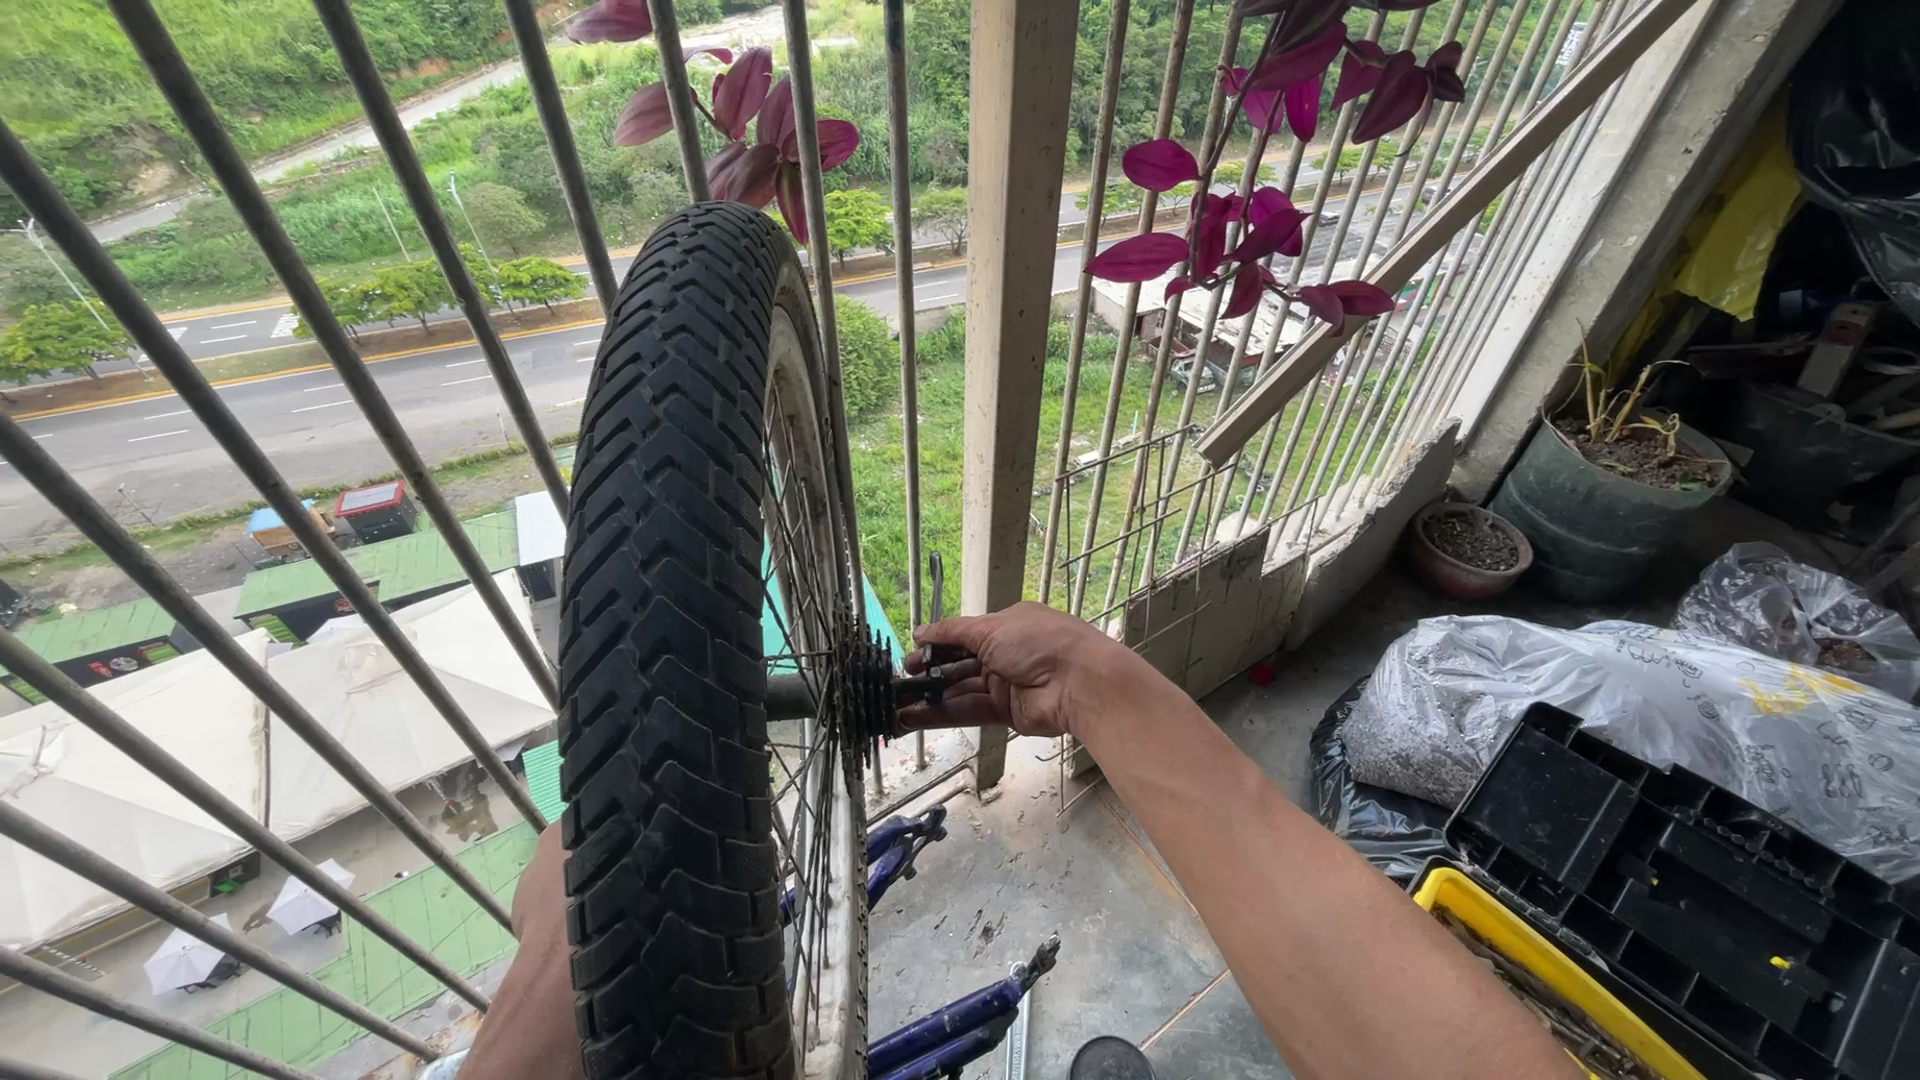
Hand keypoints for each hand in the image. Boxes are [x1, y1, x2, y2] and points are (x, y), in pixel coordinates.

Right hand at [895, 601, 1148, 738]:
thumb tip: (921, 631)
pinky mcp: (1006, 712)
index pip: (962, 635)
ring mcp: (1005, 684)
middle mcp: (1004, 653)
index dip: (936, 645)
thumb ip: (952, 632)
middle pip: (959, 664)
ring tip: (897, 705)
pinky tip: (913, 717)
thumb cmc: (1038, 641)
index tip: (911, 655)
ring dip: (929, 697)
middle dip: (929, 673)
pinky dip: (941, 714)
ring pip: (960, 690)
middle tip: (899, 682)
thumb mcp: (991, 628)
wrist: (1080, 681)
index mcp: (1004, 626)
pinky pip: (968, 711)